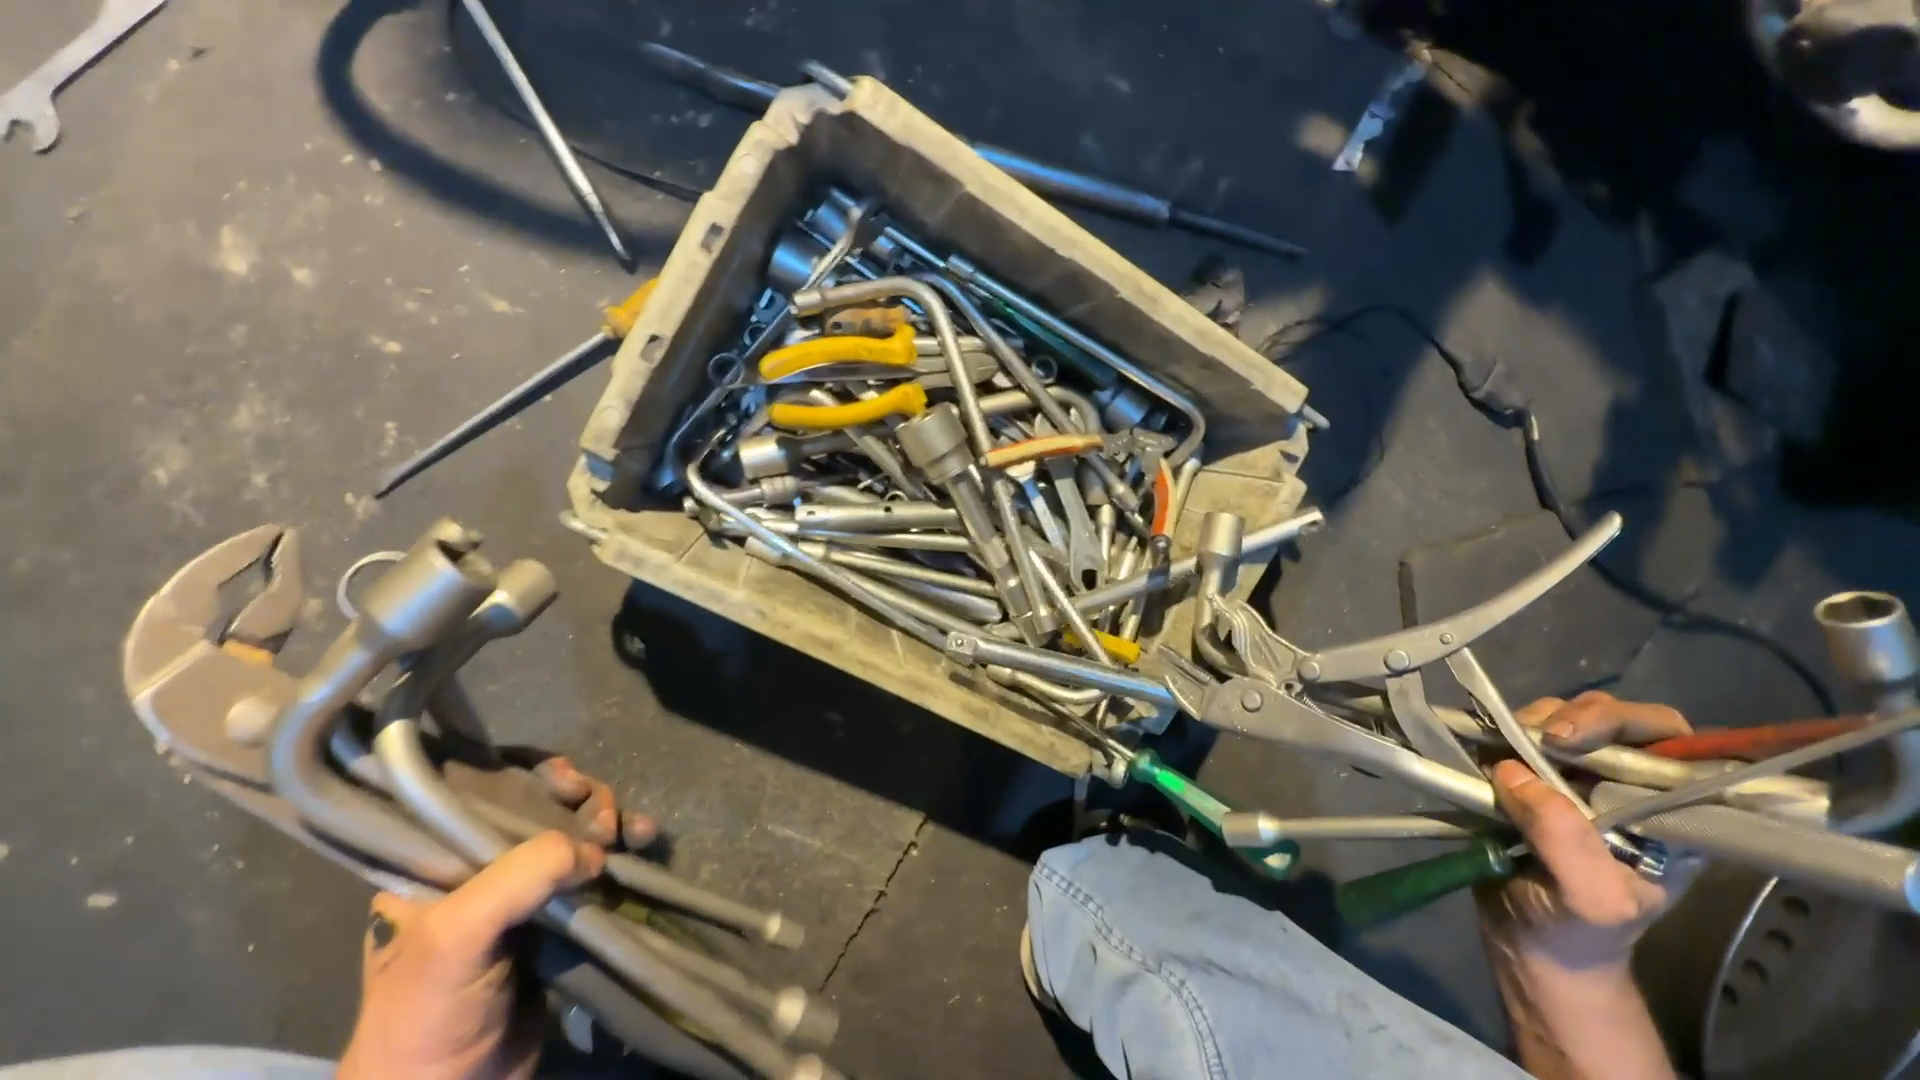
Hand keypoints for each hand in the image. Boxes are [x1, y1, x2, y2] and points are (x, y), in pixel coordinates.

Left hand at [338, 759, 655, 1079]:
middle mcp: (482, 869)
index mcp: (437, 861)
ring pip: (577, 837)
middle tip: (602, 815)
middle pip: (541, 808)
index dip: (530, 774)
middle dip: (581, 800)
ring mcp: (526, 898)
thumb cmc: (429, 1012)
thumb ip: (521, 876)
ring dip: (612, 822)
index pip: (485, 790)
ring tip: (631, 830)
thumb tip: (596, 851)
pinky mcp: (563, 924)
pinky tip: (645, 843)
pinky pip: (600, 874)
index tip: (565, 781)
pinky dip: (627, 854)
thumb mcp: (456, 934)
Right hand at [1480, 691, 1694, 970]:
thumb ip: (1564, 838)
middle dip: (1574, 718)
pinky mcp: (1531, 779)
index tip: (1572, 739)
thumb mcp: (1590, 898)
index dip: (1628, 726)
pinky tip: (1486, 753)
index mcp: (1671, 814)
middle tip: (1537, 739)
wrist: (1532, 951)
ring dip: (1529, 726)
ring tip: (1503, 754)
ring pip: (1562, 722)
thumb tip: (1511, 771)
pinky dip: (1499, 736)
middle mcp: (1630, 787)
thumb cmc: (1579, 932)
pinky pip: (1518, 739)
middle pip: (1615, 721)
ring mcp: (1577, 780)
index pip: (1671, 744)